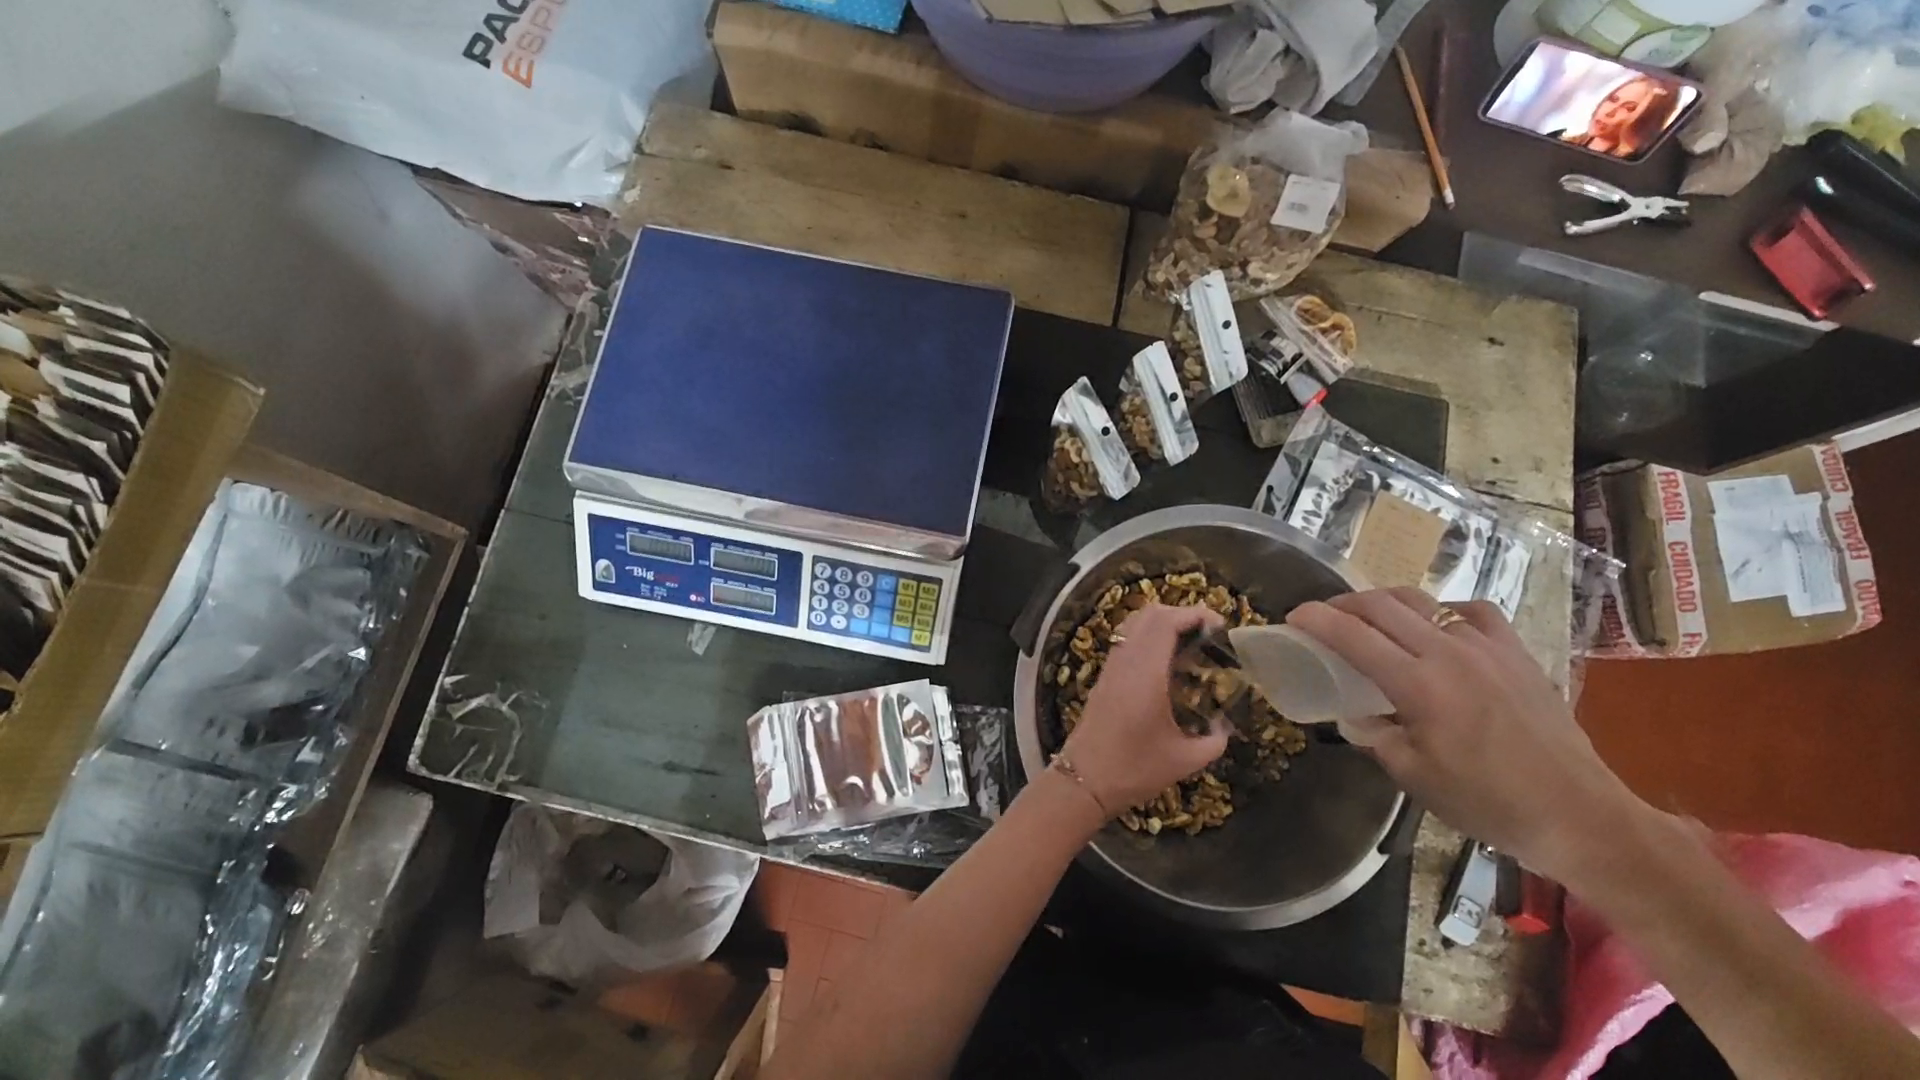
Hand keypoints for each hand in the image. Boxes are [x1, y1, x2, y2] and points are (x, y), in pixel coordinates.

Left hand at [1060, 603, 1227, 816]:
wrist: (1082, 782)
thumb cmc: (1134, 770)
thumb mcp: (1185, 760)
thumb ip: (1214, 740)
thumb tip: (1225, 727)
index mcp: (1146, 673)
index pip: (1167, 622)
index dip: (1194, 614)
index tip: (1220, 625)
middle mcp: (1126, 662)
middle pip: (1150, 614)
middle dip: (1181, 614)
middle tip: (1208, 633)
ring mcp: (1111, 668)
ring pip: (1134, 626)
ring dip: (1162, 625)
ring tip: (1190, 646)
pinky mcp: (1103, 679)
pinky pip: (1126, 643)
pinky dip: (1148, 640)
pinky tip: (1166, 666)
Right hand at [1287, 588, 1648, 881]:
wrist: (1577, 813)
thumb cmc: (1487, 802)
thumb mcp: (1415, 777)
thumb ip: (1376, 736)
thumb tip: (1354, 716)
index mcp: (1418, 685)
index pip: (1353, 636)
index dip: (1316, 620)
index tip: (1293, 617)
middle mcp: (1448, 653)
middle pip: (1383, 605)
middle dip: (1344, 603)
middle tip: (1323, 617)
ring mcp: (1487, 647)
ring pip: (1423, 601)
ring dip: (1386, 603)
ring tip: (1370, 618)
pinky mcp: (1516, 652)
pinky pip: (1472, 612)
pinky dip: (1442, 611)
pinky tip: (1438, 627)